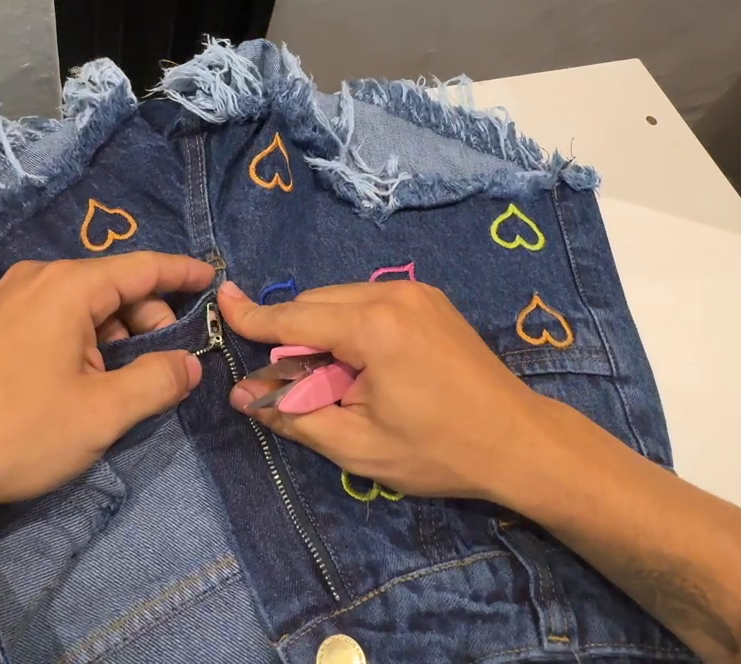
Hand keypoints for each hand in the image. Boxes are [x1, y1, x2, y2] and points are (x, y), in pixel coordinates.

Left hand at [0, 253, 211, 515]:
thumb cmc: (14, 430)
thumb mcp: (99, 414)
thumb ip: (156, 382)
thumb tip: (190, 365)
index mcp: (70, 286)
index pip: (144, 267)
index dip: (184, 273)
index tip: (215, 281)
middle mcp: (40, 278)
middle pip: (115, 287)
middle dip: (150, 320)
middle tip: (168, 368)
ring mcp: (10, 299)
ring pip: (85, 307)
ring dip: (115, 338)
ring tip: (122, 386)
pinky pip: (55, 319)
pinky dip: (83, 342)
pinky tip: (83, 382)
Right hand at [220, 279, 558, 501]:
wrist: (519, 441)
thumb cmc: (437, 450)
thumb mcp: (357, 445)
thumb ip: (294, 414)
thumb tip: (243, 395)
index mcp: (372, 327)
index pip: (294, 318)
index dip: (253, 316)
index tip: (221, 300)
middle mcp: (390, 293)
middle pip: (314, 302)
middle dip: (292, 334)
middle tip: (293, 380)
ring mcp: (413, 289)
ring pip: (339, 297)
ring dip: (322, 328)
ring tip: (336, 376)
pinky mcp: (428, 295)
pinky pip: (367, 298)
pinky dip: (349, 321)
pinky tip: (362, 359)